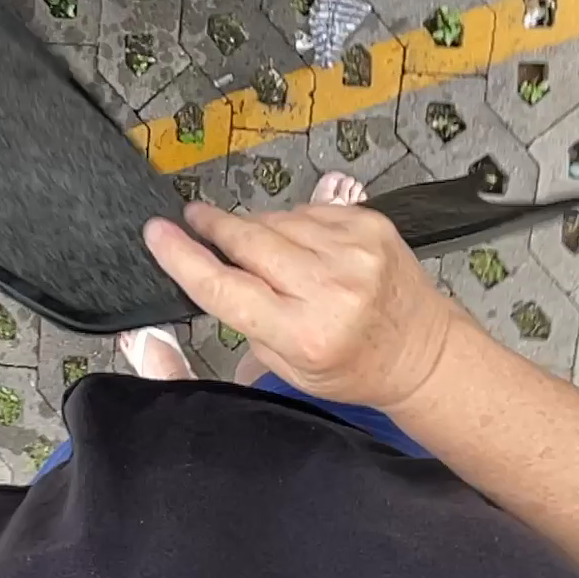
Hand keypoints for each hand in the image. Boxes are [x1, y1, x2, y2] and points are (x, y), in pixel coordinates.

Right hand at [144, 202, 461, 410]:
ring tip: (263, 250)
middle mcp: (331, 288)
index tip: (157, 233)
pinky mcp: (370, 223)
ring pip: (274, 219)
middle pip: (248, 240)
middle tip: (192, 217)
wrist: (422, 351)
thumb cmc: (350, 367)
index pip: (226, 288)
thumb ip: (246, 316)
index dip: (183, 257)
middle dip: (214, 225)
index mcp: (305, 334)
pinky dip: (292, 223)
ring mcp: (354, 250)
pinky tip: (300, 244)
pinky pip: (305, 210)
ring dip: (256, 229)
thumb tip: (209, 262)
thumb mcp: (287, 363)